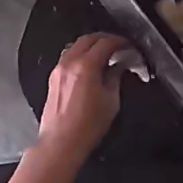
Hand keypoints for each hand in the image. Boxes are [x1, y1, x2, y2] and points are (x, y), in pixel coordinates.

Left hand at [38, 33, 130, 162]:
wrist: (61, 144)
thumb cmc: (86, 127)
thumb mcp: (110, 101)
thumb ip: (115, 77)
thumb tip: (119, 65)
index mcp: (85, 66)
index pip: (105, 43)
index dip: (120, 41)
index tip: (128, 46)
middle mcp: (69, 63)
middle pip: (88, 39)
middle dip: (105, 39)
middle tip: (118, 45)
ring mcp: (59, 70)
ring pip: (76, 46)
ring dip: (91, 45)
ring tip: (105, 54)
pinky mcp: (53, 78)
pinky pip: (68, 56)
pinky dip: (80, 54)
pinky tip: (89, 65)